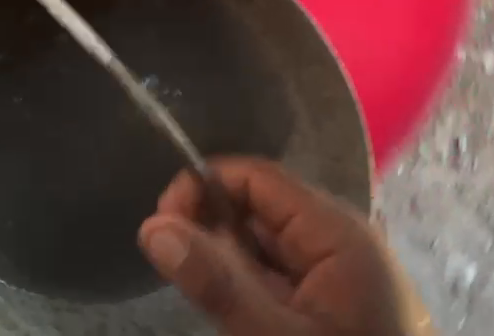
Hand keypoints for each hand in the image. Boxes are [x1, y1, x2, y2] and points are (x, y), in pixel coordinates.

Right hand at [138, 158, 404, 335]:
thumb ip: (216, 284)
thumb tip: (150, 226)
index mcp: (337, 232)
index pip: (252, 175)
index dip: (201, 189)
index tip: (163, 231)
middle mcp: (342, 238)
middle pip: (256, 206)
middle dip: (212, 233)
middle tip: (186, 279)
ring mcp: (343, 271)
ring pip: (264, 242)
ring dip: (230, 264)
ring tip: (220, 307)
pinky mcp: (339, 301)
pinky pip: (280, 273)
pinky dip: (252, 287)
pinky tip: (246, 317)